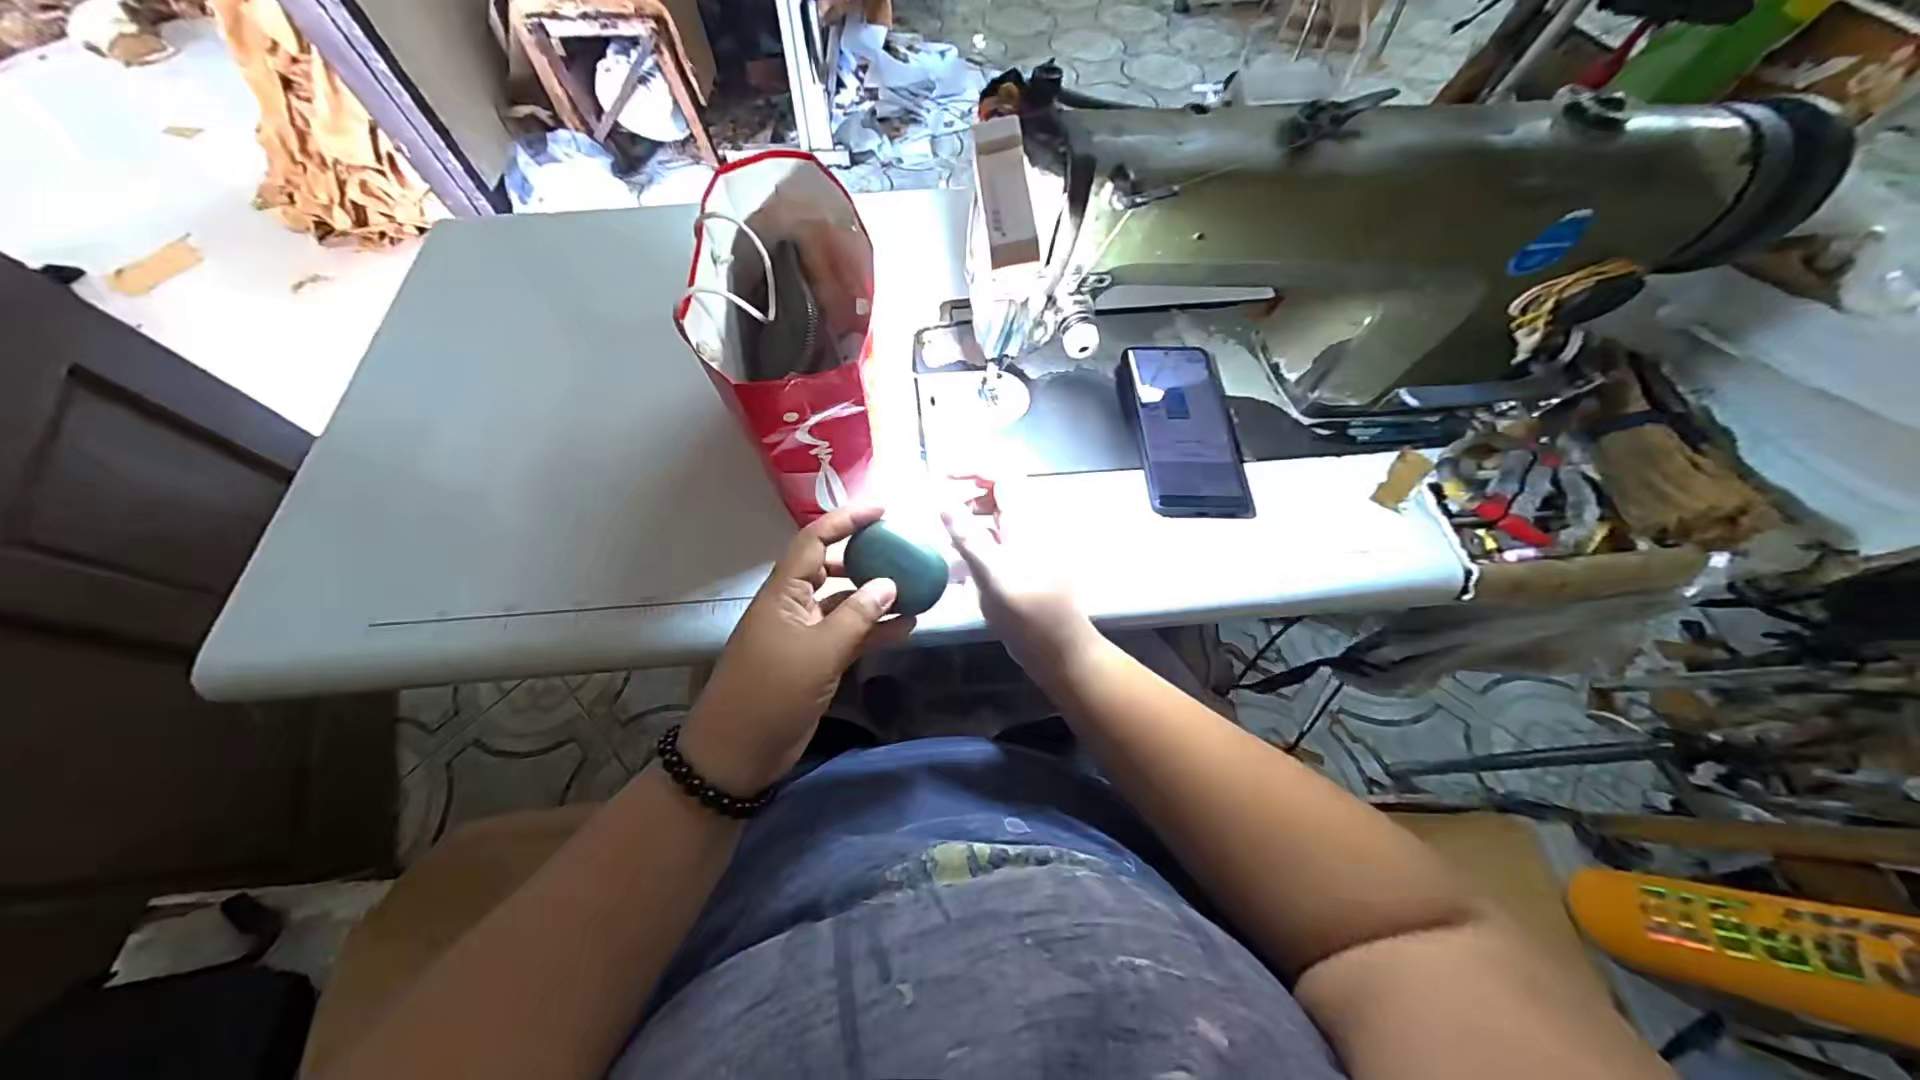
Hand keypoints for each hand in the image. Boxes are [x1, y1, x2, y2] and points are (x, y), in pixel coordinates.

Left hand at [678, 505, 912, 793]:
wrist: (738, 751)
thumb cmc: (772, 692)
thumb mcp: (820, 651)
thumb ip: (858, 615)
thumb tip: (890, 583)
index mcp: (784, 592)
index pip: (815, 541)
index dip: (847, 520)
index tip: (882, 510)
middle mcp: (795, 605)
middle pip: (832, 568)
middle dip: (865, 556)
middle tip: (903, 551)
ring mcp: (805, 634)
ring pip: (845, 603)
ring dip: (876, 596)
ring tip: (915, 588)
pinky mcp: (816, 661)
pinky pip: (850, 635)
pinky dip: (875, 629)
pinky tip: (907, 626)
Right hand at [941, 484, 1099, 676]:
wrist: (1059, 649)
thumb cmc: (1028, 612)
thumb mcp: (992, 574)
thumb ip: (967, 536)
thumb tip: (942, 503)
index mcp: (1026, 521)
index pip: (1001, 474)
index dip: (972, 469)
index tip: (941, 477)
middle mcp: (1028, 527)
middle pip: (996, 493)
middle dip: (964, 498)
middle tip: (938, 516)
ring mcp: (1025, 547)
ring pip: (993, 520)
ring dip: (967, 526)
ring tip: (942, 545)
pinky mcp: (1021, 566)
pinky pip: (994, 544)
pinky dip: (974, 548)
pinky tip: (956, 570)